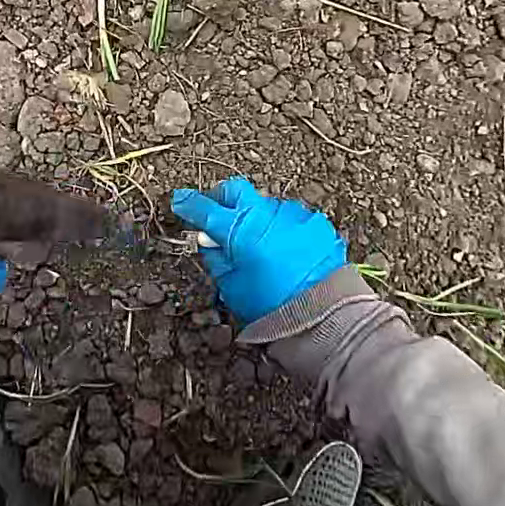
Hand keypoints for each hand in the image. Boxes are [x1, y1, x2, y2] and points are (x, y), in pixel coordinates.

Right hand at [170, 177, 345, 323]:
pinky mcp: (315, 222)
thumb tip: (210, 240)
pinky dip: (282, 230)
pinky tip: (285, 253)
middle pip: (235, 190)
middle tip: (217, 214)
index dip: (188, 204)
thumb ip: (216, 257)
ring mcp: (292, 214)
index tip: (180, 201)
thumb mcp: (231, 287)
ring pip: (264, 206)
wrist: (324, 314)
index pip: (205, 208)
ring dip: (256, 220)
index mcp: (238, 229)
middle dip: (222, 198)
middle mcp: (265, 213)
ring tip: (261, 248)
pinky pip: (291, 219)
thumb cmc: (273, 307)